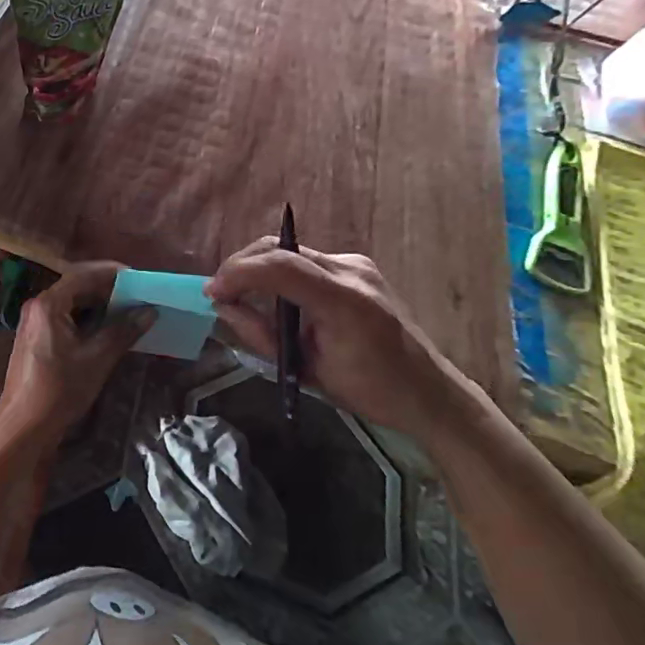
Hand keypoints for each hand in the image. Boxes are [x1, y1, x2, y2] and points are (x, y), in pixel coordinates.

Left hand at [0, 262, 155, 444]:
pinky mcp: (37, 336)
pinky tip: (108, 328)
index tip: (139, 276)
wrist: (25, 422)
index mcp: (47, 305)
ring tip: (130, 310)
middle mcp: (37, 306)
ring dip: (99, 304)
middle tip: (139, 295)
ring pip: (71, 303)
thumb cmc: (60, 388)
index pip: (81, 275)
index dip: (111, 272)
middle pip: (75, 286)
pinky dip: (87, 318)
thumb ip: (123, 331)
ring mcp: (34, 321)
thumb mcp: (97, 359)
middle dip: (107, 289)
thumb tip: (149, 311)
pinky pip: (65, 317)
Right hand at [203, 237, 479, 442]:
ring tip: (240, 297)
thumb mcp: (304, 370)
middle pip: (278, 249)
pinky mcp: (356, 268)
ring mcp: (356, 266)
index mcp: (344, 302)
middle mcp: (352, 272)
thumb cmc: (370, 391)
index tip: (212, 295)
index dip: (236, 274)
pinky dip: (275, 273)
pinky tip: (271, 297)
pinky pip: (303, 261)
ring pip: (287, 251)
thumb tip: (223, 306)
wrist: (432, 395)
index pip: (277, 266)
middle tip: (219, 294)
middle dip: (239, 268)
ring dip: (256, 269)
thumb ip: (260, 333)